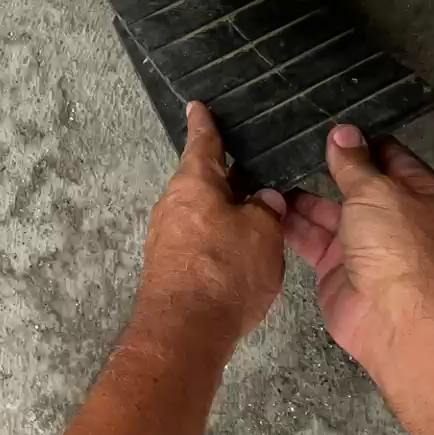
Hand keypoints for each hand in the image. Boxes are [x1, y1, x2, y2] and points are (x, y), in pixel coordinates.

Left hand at [132, 103, 287, 354]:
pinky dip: (220, 234)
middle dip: (227, 173)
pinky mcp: (170, 264)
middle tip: (251, 163)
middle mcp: (174, 204)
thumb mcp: (261, 234)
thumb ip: (265, 210)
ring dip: (226, 207)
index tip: (196, 106)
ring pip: (203, 210)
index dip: (204, 124)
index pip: (202, 143)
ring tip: (258, 207)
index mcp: (193, 184)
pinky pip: (199, 236)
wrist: (185, 328)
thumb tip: (263, 200)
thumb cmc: (225, 271)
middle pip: (203, 179)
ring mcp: (167, 235)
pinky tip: (241, 246)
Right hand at [283, 125, 433, 376]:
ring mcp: (365, 246)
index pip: (392, 158)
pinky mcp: (336, 270)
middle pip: (357, 187)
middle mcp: (395, 219)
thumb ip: (354, 163)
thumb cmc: (401, 246)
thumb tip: (343, 131)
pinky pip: (311, 240)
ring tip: (267, 171)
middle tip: (286, 145)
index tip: (328, 123)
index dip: (363, 141)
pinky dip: (291, 225)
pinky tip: (266, 204)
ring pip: (329, 214)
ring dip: (302, 197)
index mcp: (423, 196)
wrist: (397, 318)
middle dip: (326, 169)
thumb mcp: (378, 192)